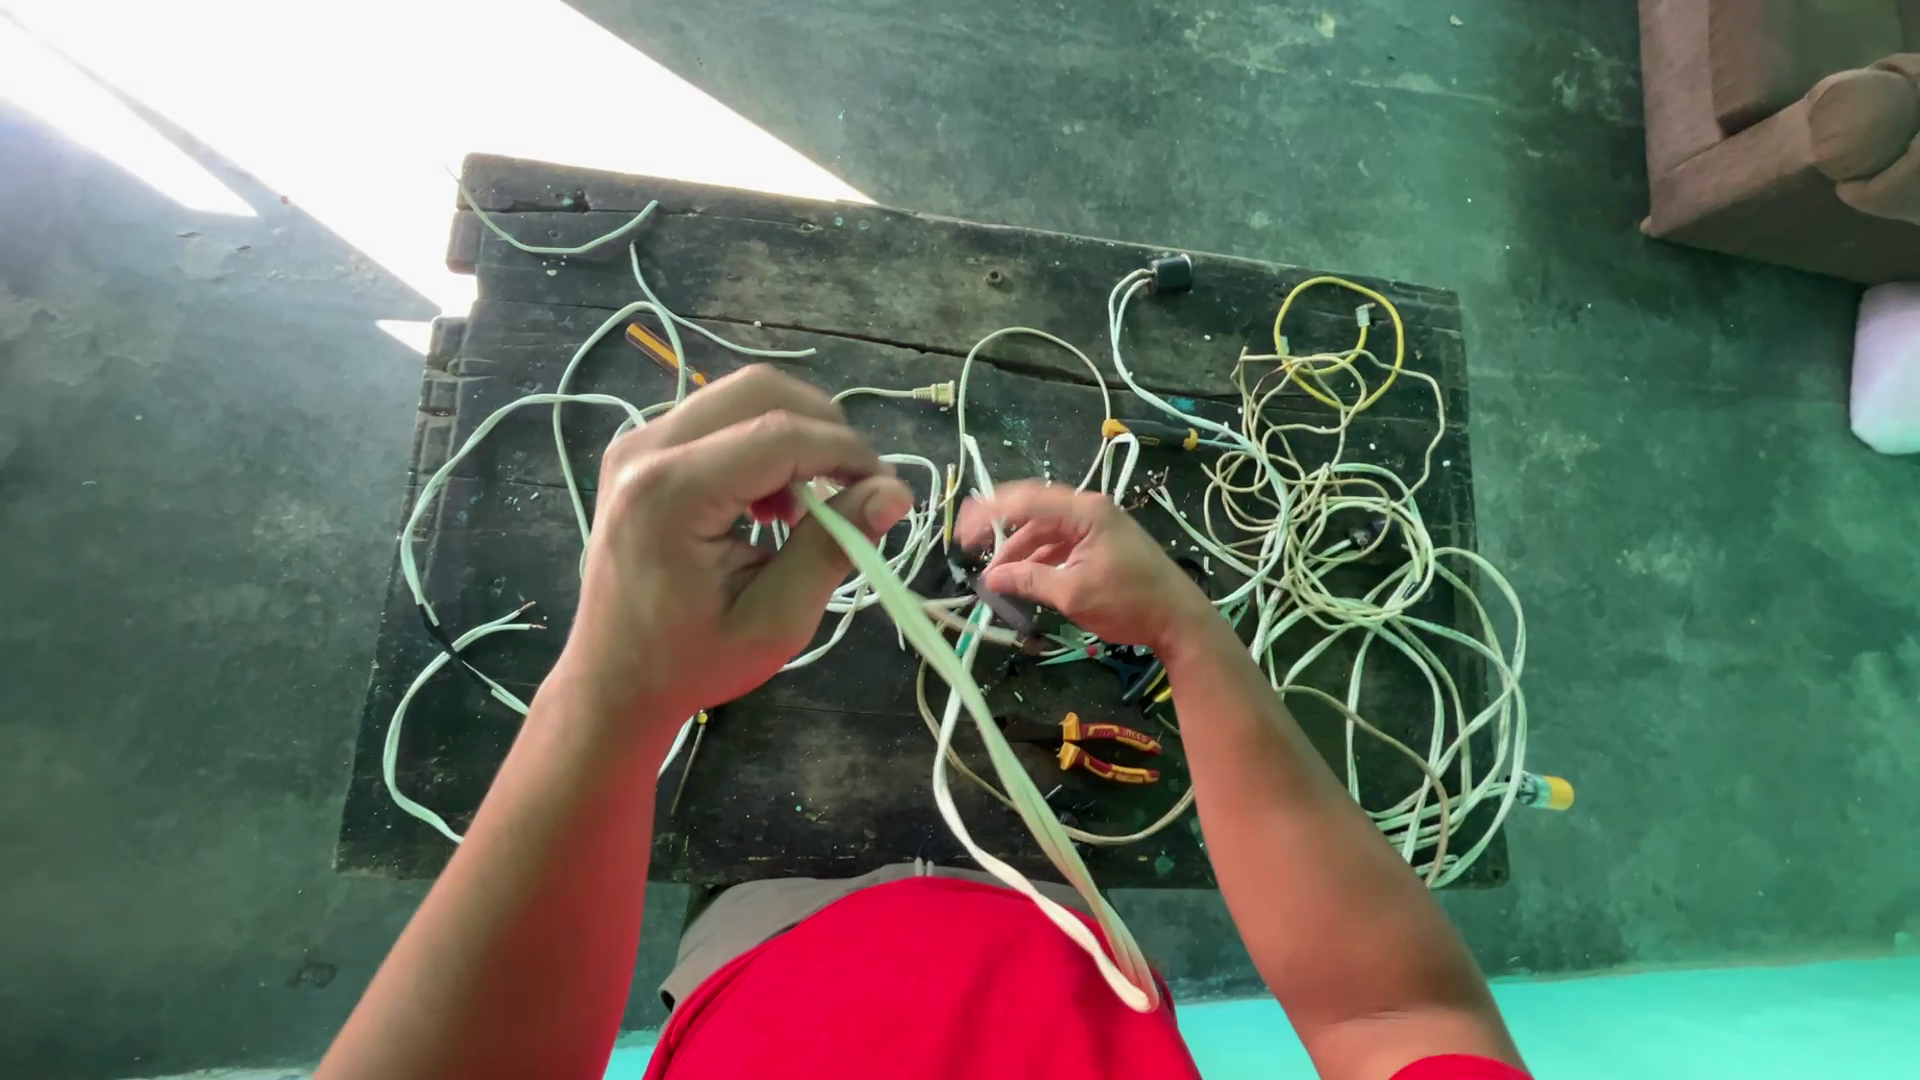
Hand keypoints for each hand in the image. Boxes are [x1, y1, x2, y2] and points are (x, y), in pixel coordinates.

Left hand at [557, 365, 912, 747]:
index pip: (781, 436)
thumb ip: (833, 548)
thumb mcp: (776, 620)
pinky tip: (771, 504)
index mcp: (670, 493)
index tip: (888, 490)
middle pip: (760, 390)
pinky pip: (721, 418)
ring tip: (807, 506)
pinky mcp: (644, 450)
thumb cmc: (692, 662)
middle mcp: (646, 448)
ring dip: (796, 436)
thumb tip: (895, 493)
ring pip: (742, 396)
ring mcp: (639, 443)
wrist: (613, 679)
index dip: (849, 454)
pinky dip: (765, 445)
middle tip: (854, 486)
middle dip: (825, 429)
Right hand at [956, 481, 1216, 652]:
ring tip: (996, 578)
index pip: (1026, 501)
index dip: (988, 513)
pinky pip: (1058, 544)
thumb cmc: (1130, 602)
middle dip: (1001, 535)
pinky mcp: (1098, 543)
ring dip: (1019, 552)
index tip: (962, 532)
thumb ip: (1029, 581)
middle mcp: (1088, 510)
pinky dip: (1038, 560)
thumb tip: (992, 578)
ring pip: (1043, 532)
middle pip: (1033, 514)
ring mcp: (1095, 526)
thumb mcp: (1073, 593)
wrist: (1178, 619)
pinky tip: (1021, 578)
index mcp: (1085, 511)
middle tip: (970, 550)